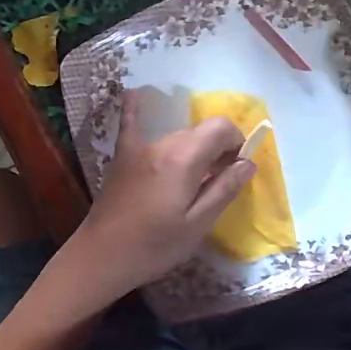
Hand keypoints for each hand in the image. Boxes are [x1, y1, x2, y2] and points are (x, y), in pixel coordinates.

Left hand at [66, 89, 254, 296]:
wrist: (101, 257)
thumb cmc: (154, 246)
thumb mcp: (197, 224)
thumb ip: (224, 189)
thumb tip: (249, 163)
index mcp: (184, 158)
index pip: (221, 127)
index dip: (236, 143)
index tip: (236, 170)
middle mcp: (162, 143)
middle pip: (200, 132)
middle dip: (217, 149)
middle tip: (217, 183)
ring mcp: (139, 147)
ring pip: (177, 135)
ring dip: (193, 148)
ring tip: (192, 181)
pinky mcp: (122, 157)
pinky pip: (130, 123)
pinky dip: (135, 108)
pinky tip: (135, 92)